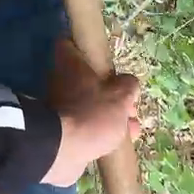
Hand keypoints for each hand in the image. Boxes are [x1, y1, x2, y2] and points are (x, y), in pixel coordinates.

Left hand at [41, 38, 140, 186]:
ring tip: (133, 128)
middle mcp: (60, 79)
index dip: (87, 50)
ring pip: (89, 103)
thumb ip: (128, 86)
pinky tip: (120, 142)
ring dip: (110, 113)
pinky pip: (85, 123)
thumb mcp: (120, 96)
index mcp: (69, 62)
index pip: (70, 44)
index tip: (106, 62)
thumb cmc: (93, 112)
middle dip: (111, 92)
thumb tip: (129, 82)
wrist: (64, 149)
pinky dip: (101, 130)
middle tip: (130, 106)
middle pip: (87, 79)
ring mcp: (59, 104)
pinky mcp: (62, 127)